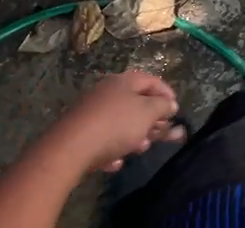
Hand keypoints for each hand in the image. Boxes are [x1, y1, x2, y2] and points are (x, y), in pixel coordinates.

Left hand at [41, 71, 185, 174]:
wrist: (68, 150)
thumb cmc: (115, 125)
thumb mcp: (147, 113)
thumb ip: (162, 106)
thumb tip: (170, 104)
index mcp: (124, 81)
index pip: (152, 81)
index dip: (167, 94)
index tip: (176, 110)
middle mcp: (106, 92)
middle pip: (135, 103)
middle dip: (150, 120)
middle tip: (160, 134)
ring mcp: (90, 113)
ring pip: (119, 123)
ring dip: (133, 136)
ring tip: (140, 150)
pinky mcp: (77, 134)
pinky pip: (101, 139)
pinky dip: (111, 149)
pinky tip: (115, 163)